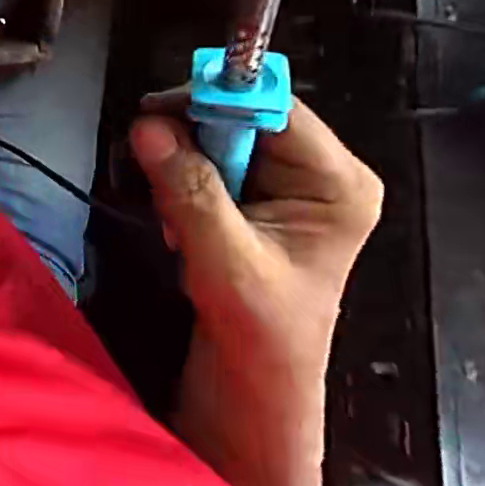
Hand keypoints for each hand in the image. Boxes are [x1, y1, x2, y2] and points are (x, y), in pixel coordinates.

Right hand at [129, 104, 378, 485]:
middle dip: (193, 144)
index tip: (158, 112)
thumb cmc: (260, 335)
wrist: (255, 384)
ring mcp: (286, 181)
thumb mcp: (226, 262)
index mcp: (337, 182)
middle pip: (242, 117)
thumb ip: (189, 190)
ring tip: (176, 221)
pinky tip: (181, 224)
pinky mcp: (256, 193)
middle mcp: (317, 170)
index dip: (217, 100)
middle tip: (161, 178)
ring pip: (216, 136)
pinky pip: (207, 159)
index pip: (275, 108)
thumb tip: (147, 125)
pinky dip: (182, 181)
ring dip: (182, 168)